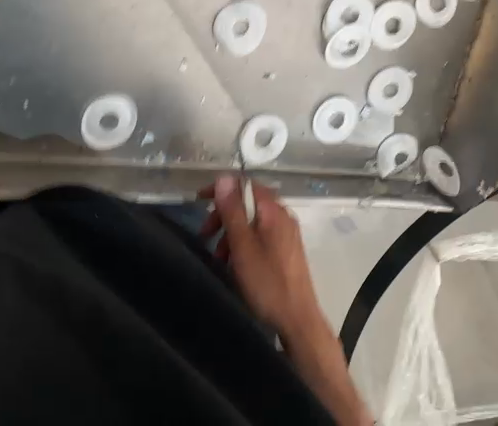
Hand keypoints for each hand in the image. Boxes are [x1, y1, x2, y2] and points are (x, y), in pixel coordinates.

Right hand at [200, 175, 329, 339]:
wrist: (298, 320)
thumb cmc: (267, 282)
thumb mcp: (243, 246)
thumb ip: (233, 211)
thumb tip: (224, 177)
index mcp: (273, 210)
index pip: (244, 184)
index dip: (221, 189)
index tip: (199, 201)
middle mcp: (282, 216)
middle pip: (248, 203)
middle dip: (224, 215)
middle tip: (205, 234)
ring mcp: (287, 234)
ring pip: (252, 222)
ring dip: (231, 234)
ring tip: (219, 257)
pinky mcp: (287, 250)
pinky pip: (260, 237)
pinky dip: (244, 244)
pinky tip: (235, 265)